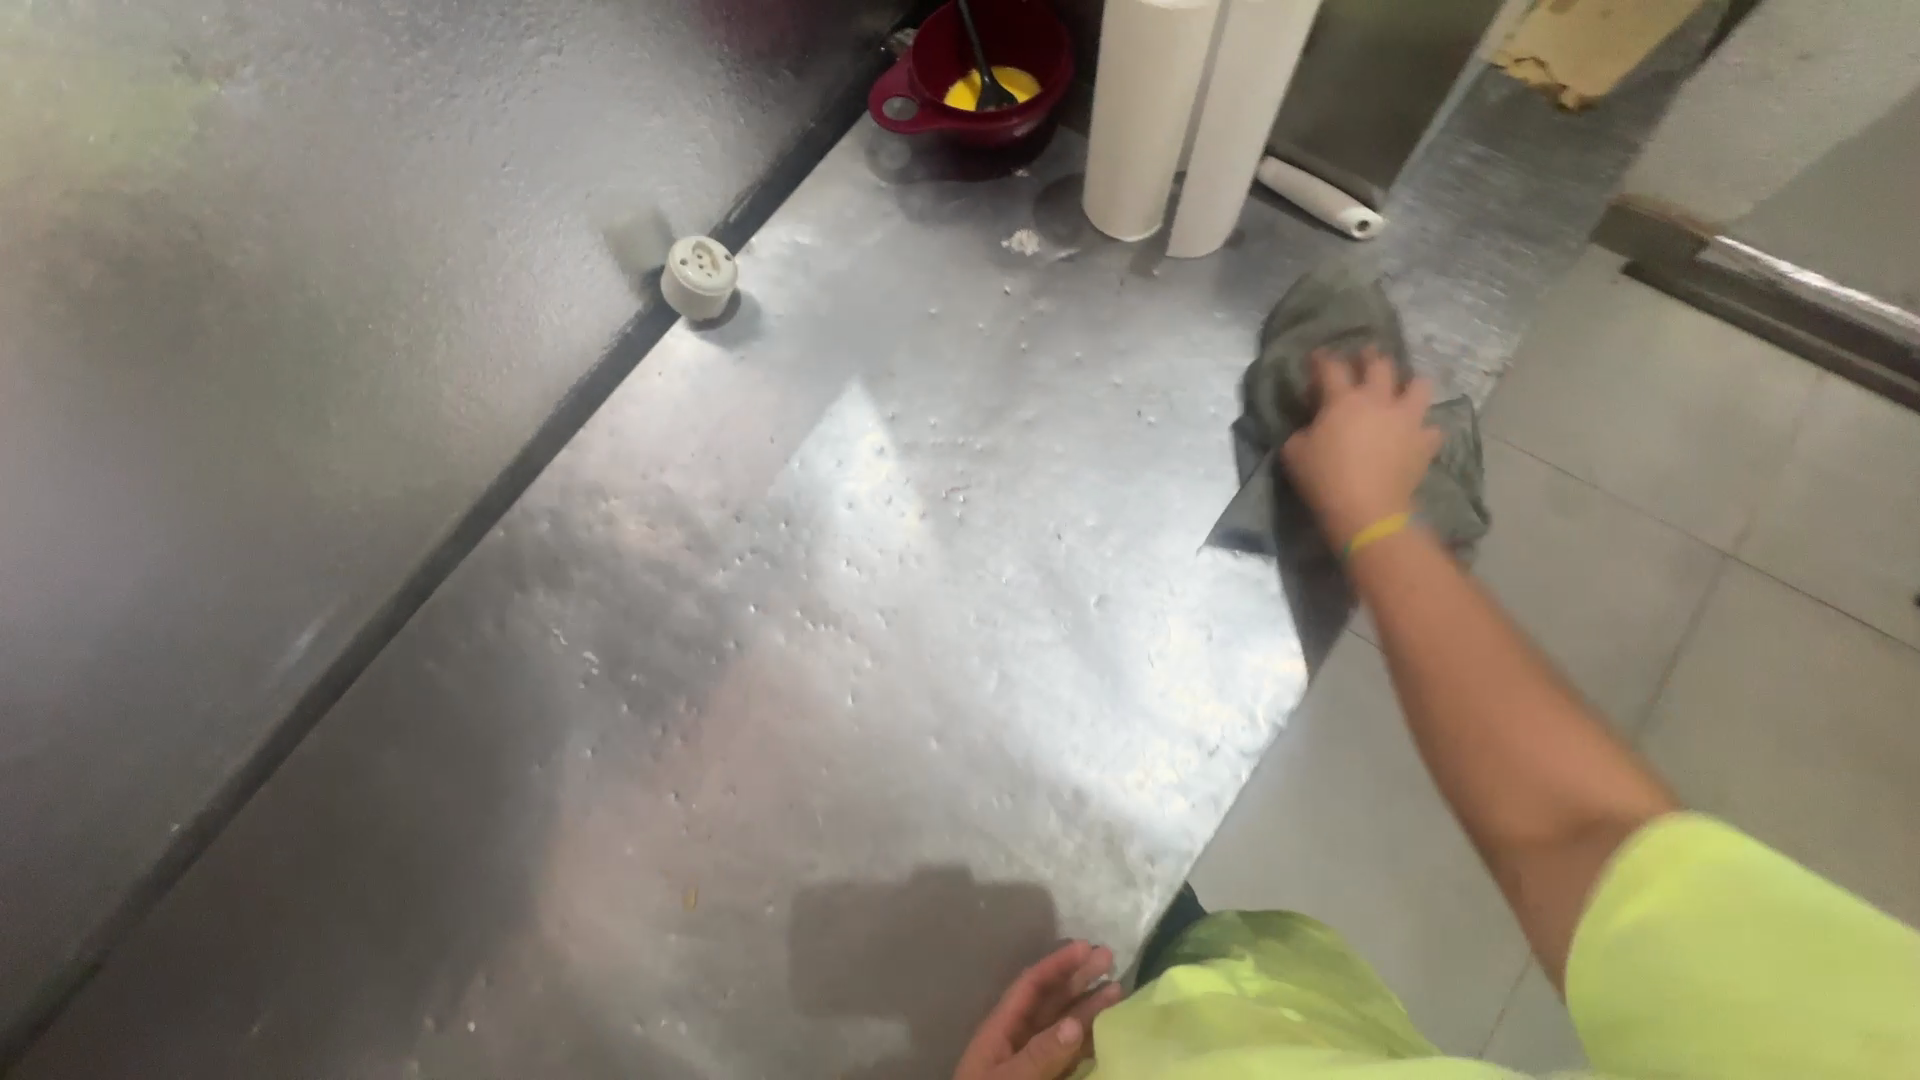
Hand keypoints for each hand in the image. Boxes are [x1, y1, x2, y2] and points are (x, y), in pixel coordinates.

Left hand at [953, 941, 1125, 1079]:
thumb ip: (1039, 1055)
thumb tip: (1074, 1024)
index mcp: (1000, 1029)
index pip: (1031, 986)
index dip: (1057, 964)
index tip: (1085, 946)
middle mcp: (1017, 1040)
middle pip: (1051, 1001)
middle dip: (1079, 978)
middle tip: (1110, 956)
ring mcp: (1031, 1064)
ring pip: (1064, 1027)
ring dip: (1089, 1007)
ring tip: (1118, 989)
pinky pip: (1069, 1057)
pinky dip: (1088, 1043)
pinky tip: (1107, 1033)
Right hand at [1281, 347, 1441, 549]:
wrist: (1366, 509)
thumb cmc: (1323, 478)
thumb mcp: (1293, 453)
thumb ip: (1302, 431)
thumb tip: (1311, 427)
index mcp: (1343, 400)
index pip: (1331, 368)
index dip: (1322, 359)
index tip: (1317, 356)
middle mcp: (1379, 400)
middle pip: (1379, 364)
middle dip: (1370, 356)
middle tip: (1365, 356)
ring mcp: (1407, 419)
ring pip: (1419, 386)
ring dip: (1410, 384)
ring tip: (1403, 390)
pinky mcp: (1425, 442)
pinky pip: (1431, 428)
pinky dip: (1423, 429)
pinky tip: (1415, 435)